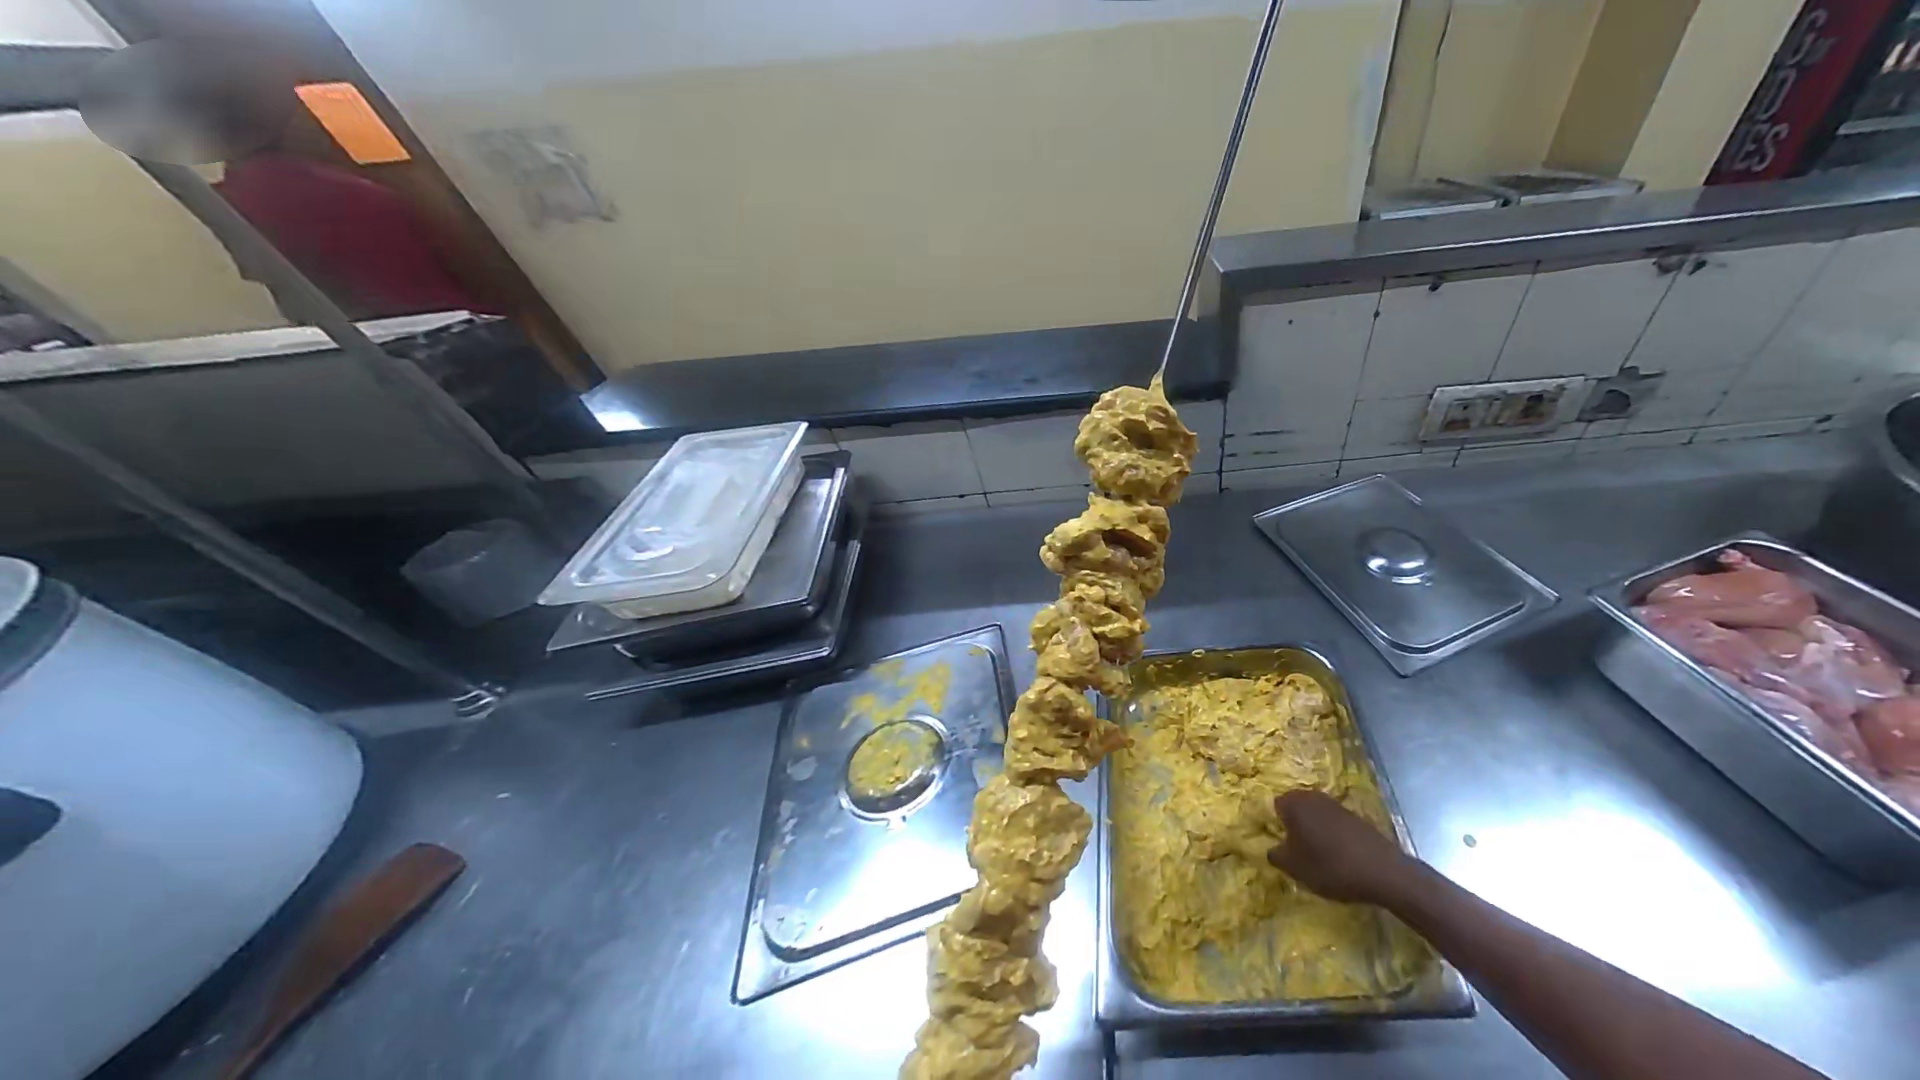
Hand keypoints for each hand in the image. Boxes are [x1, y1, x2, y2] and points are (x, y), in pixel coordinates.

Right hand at [1266, 790, 1412, 905]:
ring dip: (1316, 831)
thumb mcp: (1293, 867)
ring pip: (1317, 816)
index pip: (1275, 807)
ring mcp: (1338, 805)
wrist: (1384, 872)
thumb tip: (1273, 849)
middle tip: (1299, 851)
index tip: (1283, 846)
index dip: (1277, 826)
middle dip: (1296, 826)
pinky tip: (1341, 857)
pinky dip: (1334, 837)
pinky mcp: (1358, 818)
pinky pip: (1336, 824)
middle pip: (1297, 809)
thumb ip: (1275, 855)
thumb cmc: (1330, 865)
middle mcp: (1313, 797)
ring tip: (1320, 856)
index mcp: (1293, 802)